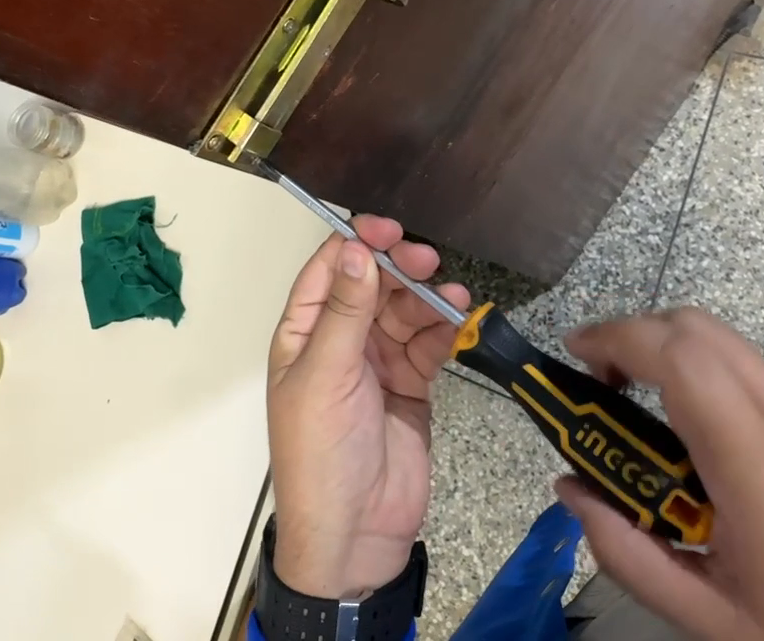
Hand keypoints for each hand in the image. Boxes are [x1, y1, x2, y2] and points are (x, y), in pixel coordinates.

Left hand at [265, 216, 471, 598]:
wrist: (357, 535)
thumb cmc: (322, 452)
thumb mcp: (325, 377)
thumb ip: (344, 312)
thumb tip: (355, 249)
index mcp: (304, 333)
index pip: (328, 271)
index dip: (356, 243)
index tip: (387, 226)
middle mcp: (340, 339)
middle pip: (371, 284)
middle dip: (397, 268)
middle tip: (425, 258)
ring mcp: (377, 362)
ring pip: (404, 310)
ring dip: (425, 297)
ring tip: (451, 292)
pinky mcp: (412, 383)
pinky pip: (428, 343)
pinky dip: (443, 328)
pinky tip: (459, 318)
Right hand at [556, 309, 763, 640]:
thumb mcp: (712, 618)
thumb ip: (626, 551)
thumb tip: (571, 491)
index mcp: (758, 459)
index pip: (676, 354)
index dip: (615, 337)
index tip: (576, 353)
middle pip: (699, 328)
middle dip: (638, 336)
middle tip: (607, 380)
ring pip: (737, 350)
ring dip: (683, 361)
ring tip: (663, 420)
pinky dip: (729, 387)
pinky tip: (734, 453)